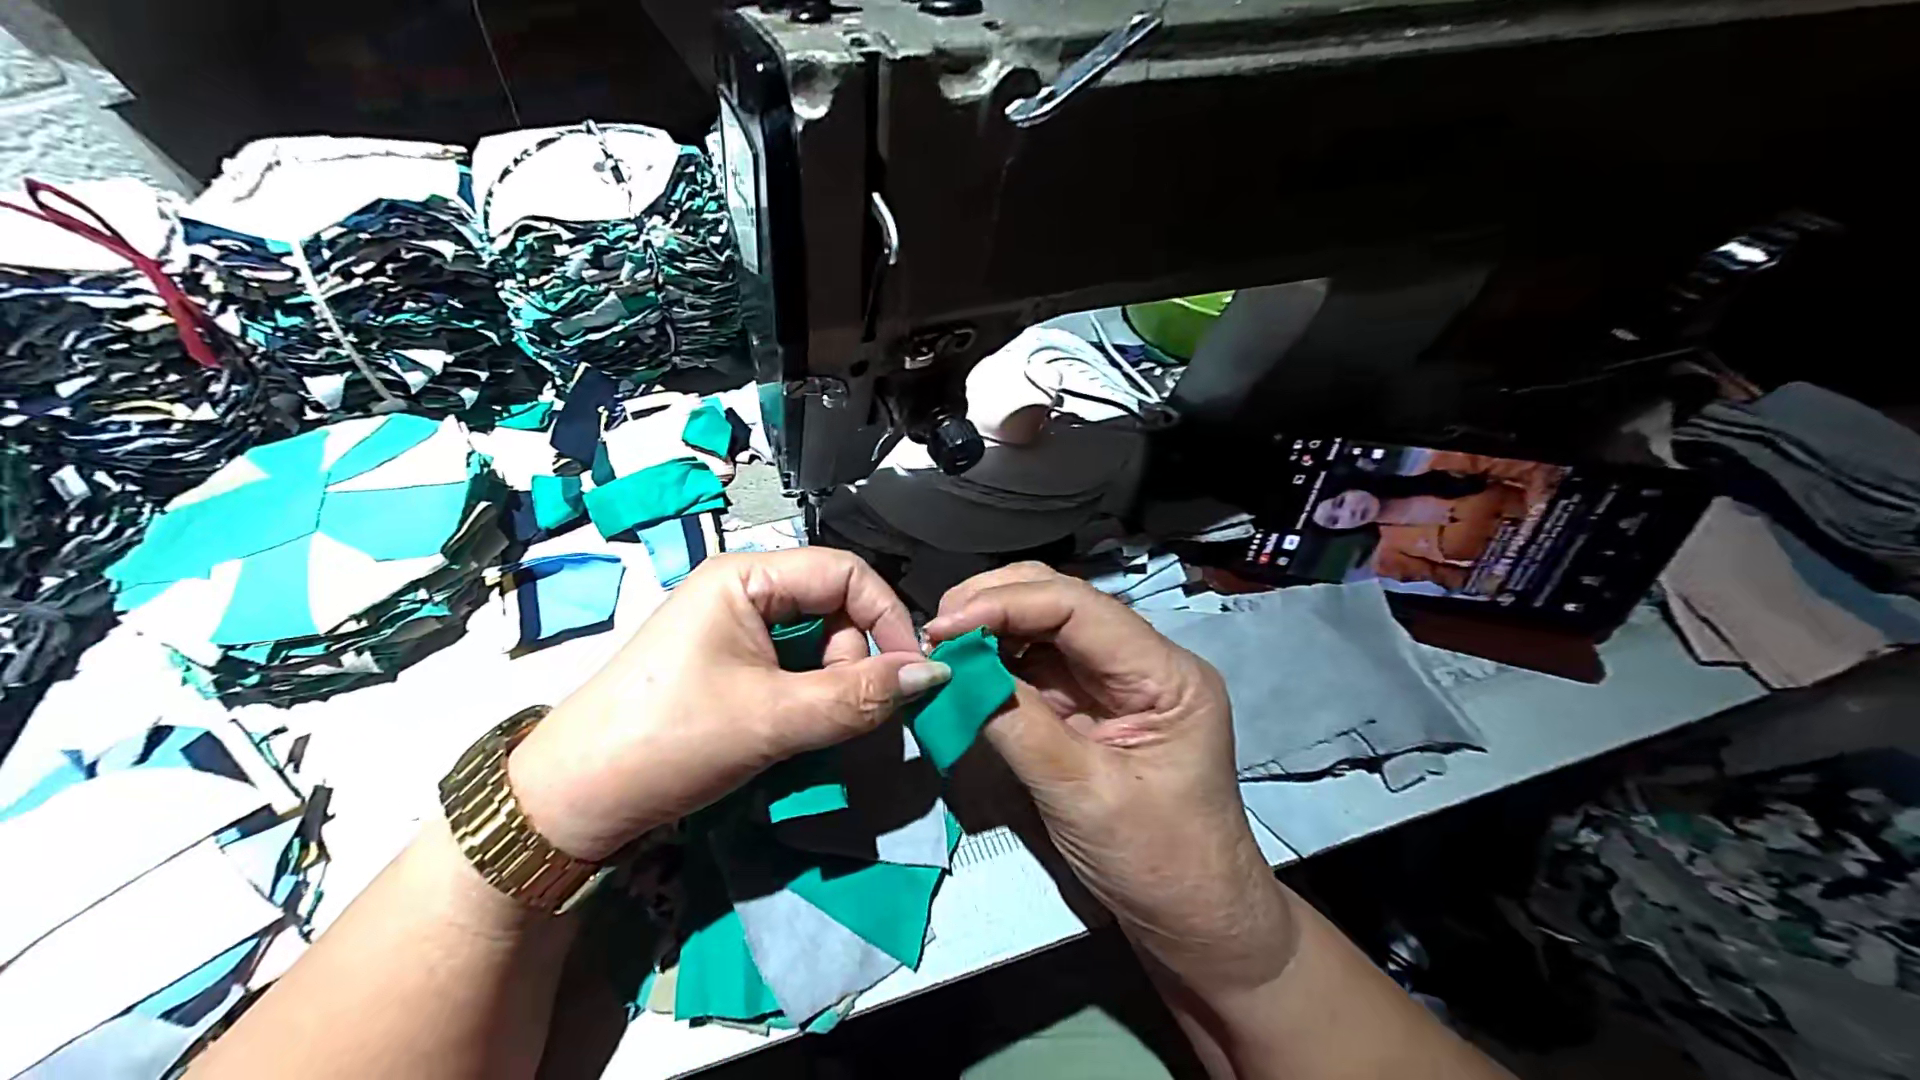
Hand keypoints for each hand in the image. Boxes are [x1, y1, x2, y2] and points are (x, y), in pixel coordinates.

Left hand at [507, 549, 950, 860]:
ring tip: (816, 721)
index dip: (886, 617)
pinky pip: (793, 660)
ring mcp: (733, 625)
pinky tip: (803, 719)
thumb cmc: (670, 740)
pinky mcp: (729, 660)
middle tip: (851, 707)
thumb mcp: (774, 718)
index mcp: (745, 577)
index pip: (845, 573)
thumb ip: (859, 695)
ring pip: (817, 635)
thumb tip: (935, 674)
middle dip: (856, 654)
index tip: (912, 672)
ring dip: (836, 677)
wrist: (572, 803)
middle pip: (834, 602)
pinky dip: (813, 689)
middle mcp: (742, 589)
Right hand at [925, 564, 1295, 994]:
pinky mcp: (1092, 700)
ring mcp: (1116, 678)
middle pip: (1062, 600)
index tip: (946, 625)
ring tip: (944, 647)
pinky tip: (968, 667)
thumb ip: (1017, 723)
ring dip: (992, 627)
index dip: (1006, 604)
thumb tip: (954, 671)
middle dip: (994, 604)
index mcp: (1164, 673)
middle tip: (938, 631)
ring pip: (1046, 623)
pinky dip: (999, 659)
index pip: (1078, 606)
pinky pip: (1038, 662)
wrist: (1194, 919)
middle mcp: (1142, 659)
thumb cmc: (1156, 862)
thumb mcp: (1082, 793)